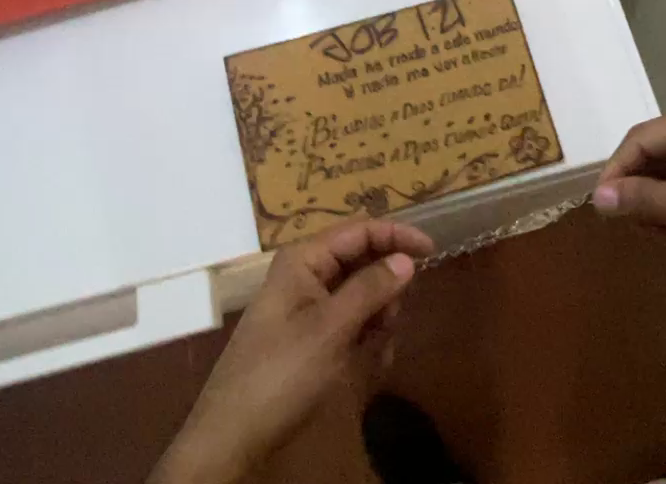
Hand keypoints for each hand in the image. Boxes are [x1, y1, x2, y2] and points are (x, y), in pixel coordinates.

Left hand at [149, 220, 434, 483]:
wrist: (232, 434)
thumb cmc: (280, 373)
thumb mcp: (331, 329)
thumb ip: (370, 289)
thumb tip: (407, 259)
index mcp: (305, 259)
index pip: (360, 230)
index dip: (397, 236)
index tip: (433, 252)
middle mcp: (306, 273)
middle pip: (362, 260)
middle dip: (385, 285)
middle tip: (391, 318)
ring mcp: (306, 304)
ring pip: (360, 292)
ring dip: (377, 313)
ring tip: (374, 345)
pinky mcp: (309, 333)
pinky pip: (350, 319)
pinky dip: (366, 333)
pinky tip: (368, 359)